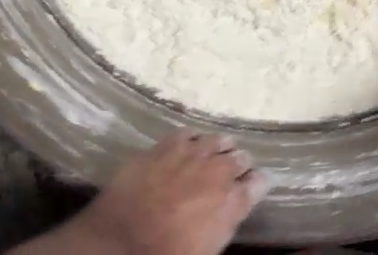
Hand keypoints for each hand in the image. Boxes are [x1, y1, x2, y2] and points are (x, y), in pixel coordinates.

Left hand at [42, 132, 267, 254]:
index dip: (258, 184)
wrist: (119, 243)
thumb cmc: (166, 254)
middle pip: (241, 158)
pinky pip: (188, 133)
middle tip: (235, 172)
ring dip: (220, 148)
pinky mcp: (166, 145)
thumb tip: (244, 198)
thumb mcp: (207, 247)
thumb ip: (229, 219)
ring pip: (217, 140)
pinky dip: (194, 139)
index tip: (256, 185)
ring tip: (217, 153)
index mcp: (231, 201)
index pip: (259, 183)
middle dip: (241, 164)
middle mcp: (218, 171)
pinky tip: (191, 145)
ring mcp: (191, 153)